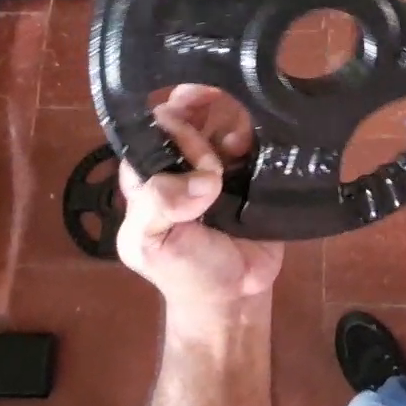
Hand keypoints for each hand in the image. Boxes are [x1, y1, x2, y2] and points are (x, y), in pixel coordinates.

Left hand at [117, 85, 282, 314]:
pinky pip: (253, 134)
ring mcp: (218, 159)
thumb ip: (157, 205)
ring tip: (238, 147)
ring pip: (221, 112)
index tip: (193, 147)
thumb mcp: (151, 244)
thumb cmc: (185, 271)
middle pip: (186, 108)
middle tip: (219, 137)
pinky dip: (256, 131)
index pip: (153, 126)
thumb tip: (203, 178)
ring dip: (232, 116)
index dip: (173, 127)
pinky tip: (254, 150)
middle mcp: (181, 158)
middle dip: (201, 108)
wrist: (236, 297)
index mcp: (149, 171)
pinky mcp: (251, 167)